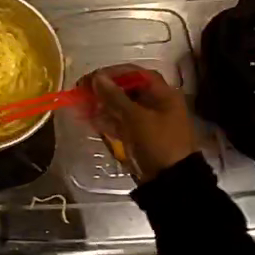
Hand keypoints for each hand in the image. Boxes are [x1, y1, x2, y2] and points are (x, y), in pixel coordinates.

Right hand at [81, 65, 195, 181]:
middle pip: (127, 90)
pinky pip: (121, 123)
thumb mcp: (136, 118)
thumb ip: (115, 97)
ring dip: (102, 105)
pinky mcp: (139, 136)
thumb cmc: (158, 143)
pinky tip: (90, 120)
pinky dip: (107, 121)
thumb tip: (97, 78)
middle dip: (104, 90)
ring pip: (121, 107)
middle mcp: (156, 103)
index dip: (113, 73)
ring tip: (82, 107)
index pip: (135, 74)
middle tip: (82, 92)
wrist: (171, 181)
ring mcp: (147, 121)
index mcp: (162, 94)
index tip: (92, 78)